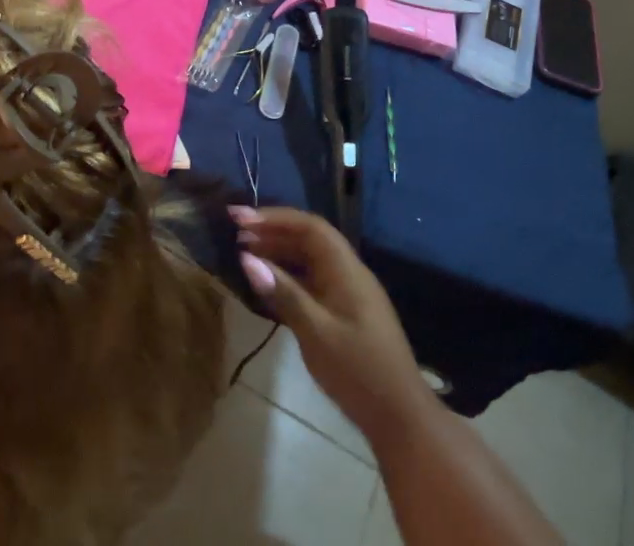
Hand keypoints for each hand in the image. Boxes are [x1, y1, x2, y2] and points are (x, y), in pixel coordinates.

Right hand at [231, 206, 432, 433]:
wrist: (399, 415)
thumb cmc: (358, 370)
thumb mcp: (316, 332)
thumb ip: (283, 292)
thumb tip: (247, 258)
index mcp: (346, 271)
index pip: (310, 227)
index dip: (273, 217)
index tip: (238, 218)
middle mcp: (348, 274)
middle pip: (309, 239)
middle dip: (272, 231)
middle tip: (234, 233)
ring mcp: (348, 294)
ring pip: (309, 260)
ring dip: (278, 251)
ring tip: (243, 253)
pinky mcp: (344, 312)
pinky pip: (311, 281)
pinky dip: (287, 275)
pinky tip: (266, 284)